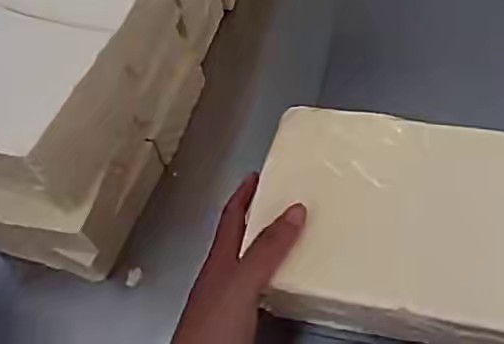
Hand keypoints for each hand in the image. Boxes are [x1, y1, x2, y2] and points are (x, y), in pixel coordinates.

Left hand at [172, 174, 305, 343]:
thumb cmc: (210, 329)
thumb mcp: (243, 280)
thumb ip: (267, 248)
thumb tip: (293, 209)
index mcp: (220, 258)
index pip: (232, 215)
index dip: (244, 193)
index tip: (257, 175)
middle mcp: (221, 276)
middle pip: (240, 239)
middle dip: (259, 220)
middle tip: (280, 205)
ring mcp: (226, 303)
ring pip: (248, 267)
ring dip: (266, 253)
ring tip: (289, 244)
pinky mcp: (236, 329)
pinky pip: (257, 294)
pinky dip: (270, 285)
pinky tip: (280, 292)